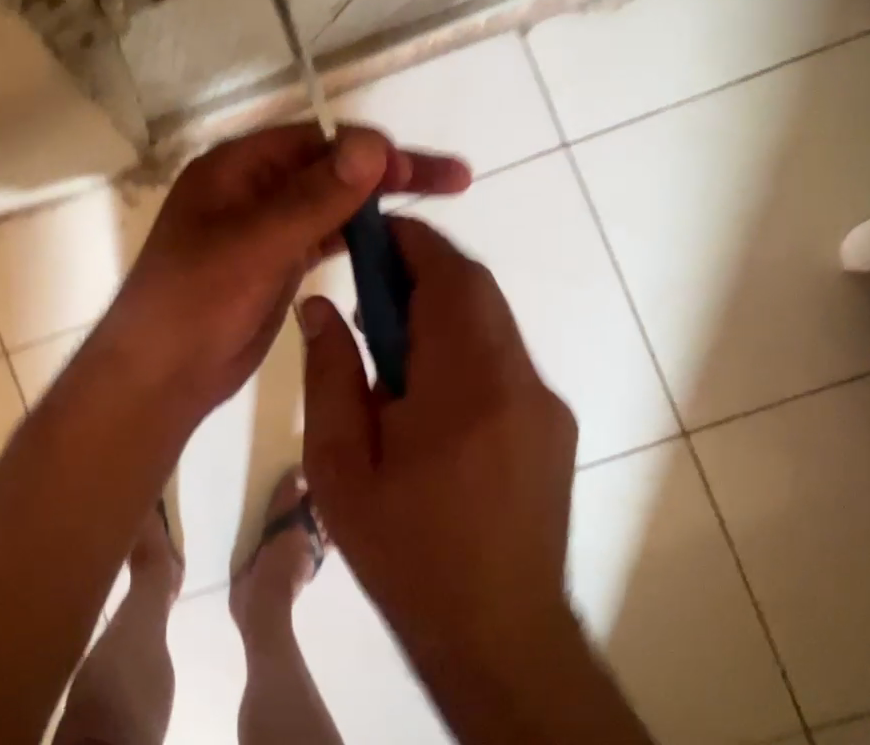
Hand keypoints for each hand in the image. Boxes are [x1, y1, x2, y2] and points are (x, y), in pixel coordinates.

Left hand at [90, 124, 469, 416]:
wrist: (160, 373)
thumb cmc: (195, 301)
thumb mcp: (255, 245)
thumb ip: (314, 197)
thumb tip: (371, 142)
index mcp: (233, 170)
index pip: (314, 142)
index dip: (369, 150)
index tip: (423, 171)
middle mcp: (248, 190)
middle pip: (327, 169)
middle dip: (386, 173)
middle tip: (455, 181)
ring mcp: (261, 228)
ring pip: (328, 204)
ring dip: (376, 205)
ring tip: (439, 206)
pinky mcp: (273, 264)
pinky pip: (322, 238)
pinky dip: (356, 238)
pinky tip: (393, 244)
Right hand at [299, 218, 579, 657]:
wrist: (496, 638)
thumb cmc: (404, 550)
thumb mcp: (338, 464)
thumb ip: (330, 374)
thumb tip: (319, 305)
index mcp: (468, 387)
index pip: (450, 277)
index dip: (409, 241)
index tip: (364, 232)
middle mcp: (521, 385)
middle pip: (476, 293)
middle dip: (418, 272)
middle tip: (359, 290)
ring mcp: (544, 409)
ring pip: (489, 326)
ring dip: (436, 312)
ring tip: (379, 347)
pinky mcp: (550, 432)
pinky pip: (500, 363)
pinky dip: (456, 348)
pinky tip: (416, 394)